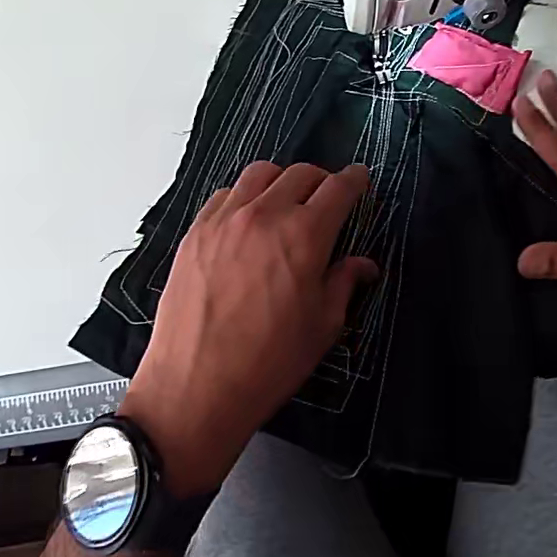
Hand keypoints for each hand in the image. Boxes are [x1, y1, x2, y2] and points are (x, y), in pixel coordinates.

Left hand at [118, 162, 378, 495]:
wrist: (196, 383)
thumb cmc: (267, 362)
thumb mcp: (321, 326)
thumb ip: (343, 283)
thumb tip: (361, 265)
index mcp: (304, 235)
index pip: (338, 189)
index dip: (355, 180)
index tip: (359, 180)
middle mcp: (263, 215)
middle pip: (299, 174)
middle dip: (320, 180)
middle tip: (327, 196)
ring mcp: (223, 220)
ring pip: (258, 175)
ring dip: (280, 181)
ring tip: (285, 201)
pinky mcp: (194, 232)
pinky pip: (223, 196)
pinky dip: (243, 197)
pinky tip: (246, 219)